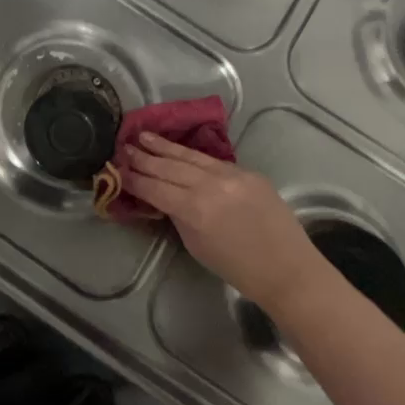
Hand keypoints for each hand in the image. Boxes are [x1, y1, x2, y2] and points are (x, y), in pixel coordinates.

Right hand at [123, 133, 327, 311]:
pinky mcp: (248, 173)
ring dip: (164, 146)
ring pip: (190, 156)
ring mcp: (232, 176)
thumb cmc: (236, 268)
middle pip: (169, 167)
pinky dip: (191, 154)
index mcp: (194, 210)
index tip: (117, 170)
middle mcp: (211, 186)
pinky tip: (177, 149)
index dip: (133, 179)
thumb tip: (162, 197)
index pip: (154, 188)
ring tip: (144, 136)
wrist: (287, 269)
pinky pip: (212, 161)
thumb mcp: (195, 245)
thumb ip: (177, 215)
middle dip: (144, 157)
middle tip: (124, 147)